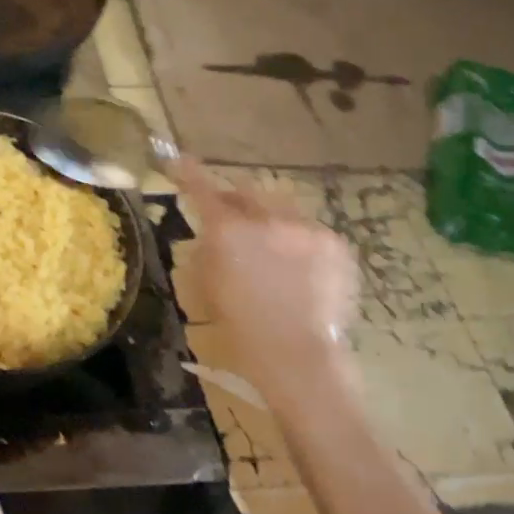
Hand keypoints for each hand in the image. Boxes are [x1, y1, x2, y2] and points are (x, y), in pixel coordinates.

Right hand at [174, 156, 358, 402]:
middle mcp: (269, 219)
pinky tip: (296, 271)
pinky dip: (297, 242)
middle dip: (234, 198)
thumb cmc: (240, 331)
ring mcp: (307, 228)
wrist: (296, 354)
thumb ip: (208, 254)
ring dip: (269, 220)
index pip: (203, 191)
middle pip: (248, 192)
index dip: (189, 173)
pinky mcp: (336, 244)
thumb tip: (212, 236)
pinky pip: (309, 232)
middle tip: (227, 214)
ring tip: (267, 249)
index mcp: (229, 232)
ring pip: (282, 210)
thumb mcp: (207, 291)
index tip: (177, 159)